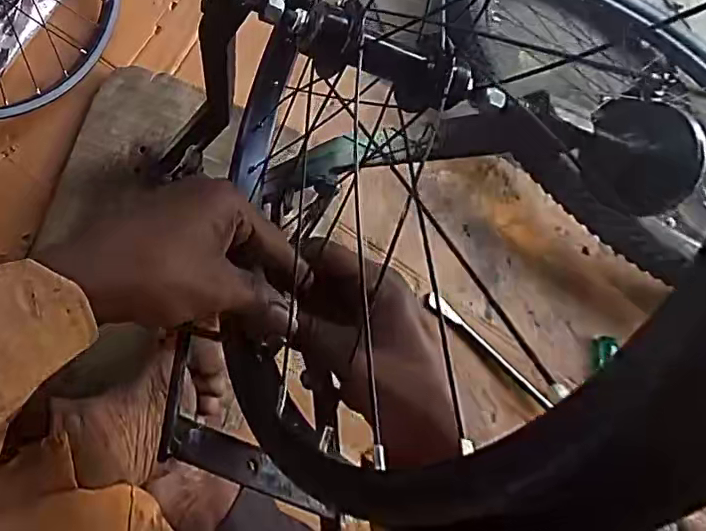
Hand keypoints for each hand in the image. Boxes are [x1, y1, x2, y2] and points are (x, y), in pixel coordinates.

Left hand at [34, 177, 298, 329]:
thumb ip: (259, 299)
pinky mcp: (160, 224)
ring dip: (235, 283)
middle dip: (261, 282)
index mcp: (226, 199)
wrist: (91, 272)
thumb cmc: (161, 274)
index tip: (313, 304)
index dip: (294, 275)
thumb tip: (290, 316)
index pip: (275, 239)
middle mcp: (205, 194)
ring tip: (251, 322)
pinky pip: (197, 250)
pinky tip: (217, 308)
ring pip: (221, 249)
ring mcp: (179, 207)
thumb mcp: (218, 289)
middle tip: (280, 322)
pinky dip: (209, 276)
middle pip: (248, 242)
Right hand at [249, 237, 458, 468]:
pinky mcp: (371, 346)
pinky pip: (332, 333)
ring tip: (280, 344)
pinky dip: (316, 347)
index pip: (324, 250)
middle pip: (321, 280)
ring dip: (302, 328)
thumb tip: (268, 306)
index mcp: (380, 283)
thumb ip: (307, 327)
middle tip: (264, 311)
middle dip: (292, 297)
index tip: (259, 272)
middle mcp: (376, 294)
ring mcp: (375, 321)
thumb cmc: (408, 396)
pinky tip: (307, 371)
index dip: (290, 257)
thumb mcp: (349, 357)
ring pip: (323, 308)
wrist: (446, 453)